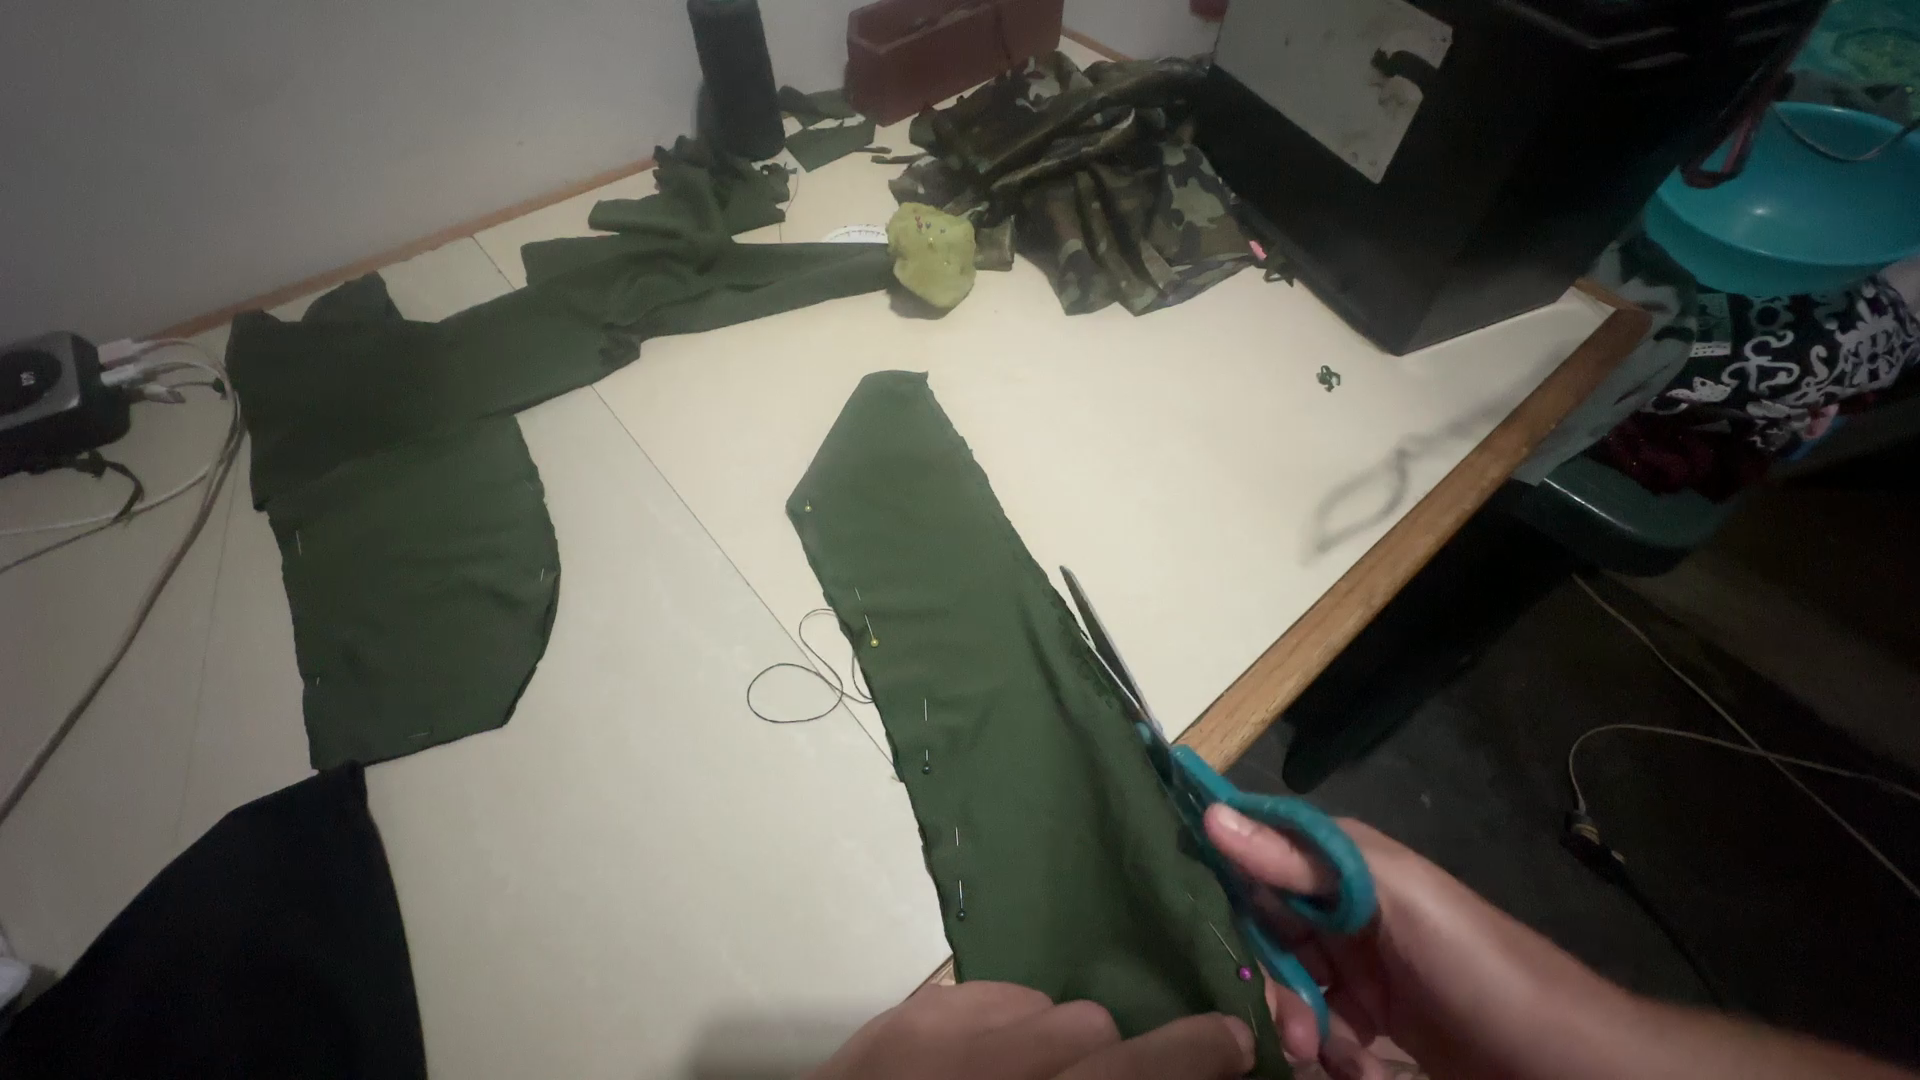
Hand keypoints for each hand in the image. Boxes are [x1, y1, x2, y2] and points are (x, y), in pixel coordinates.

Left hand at [803, 981, 1255, 1079]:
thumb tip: (1148, 1064)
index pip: (1131, 1072)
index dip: (1192, 1055)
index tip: (1234, 1038)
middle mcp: (995, 1063)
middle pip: (1092, 1027)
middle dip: (1109, 1059)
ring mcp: (944, 1029)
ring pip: (1046, 1004)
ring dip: (1051, 1040)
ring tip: (1024, 1077)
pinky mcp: (909, 1011)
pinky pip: (993, 993)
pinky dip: (1002, 1023)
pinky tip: (978, 1060)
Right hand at [1205, 805, 1627, 1079]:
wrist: (1576, 1070)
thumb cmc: (1480, 966)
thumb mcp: (1392, 899)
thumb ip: (1302, 859)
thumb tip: (1210, 817)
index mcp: (1336, 862)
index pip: (1252, 857)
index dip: (1224, 889)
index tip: (1202, 928)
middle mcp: (1336, 905)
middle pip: (1262, 932)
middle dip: (1266, 979)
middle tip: (1293, 1028)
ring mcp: (1353, 965)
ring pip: (1284, 984)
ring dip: (1295, 1024)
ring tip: (1329, 1057)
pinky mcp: (1369, 1021)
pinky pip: (1317, 1029)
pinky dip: (1326, 1054)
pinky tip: (1355, 1069)